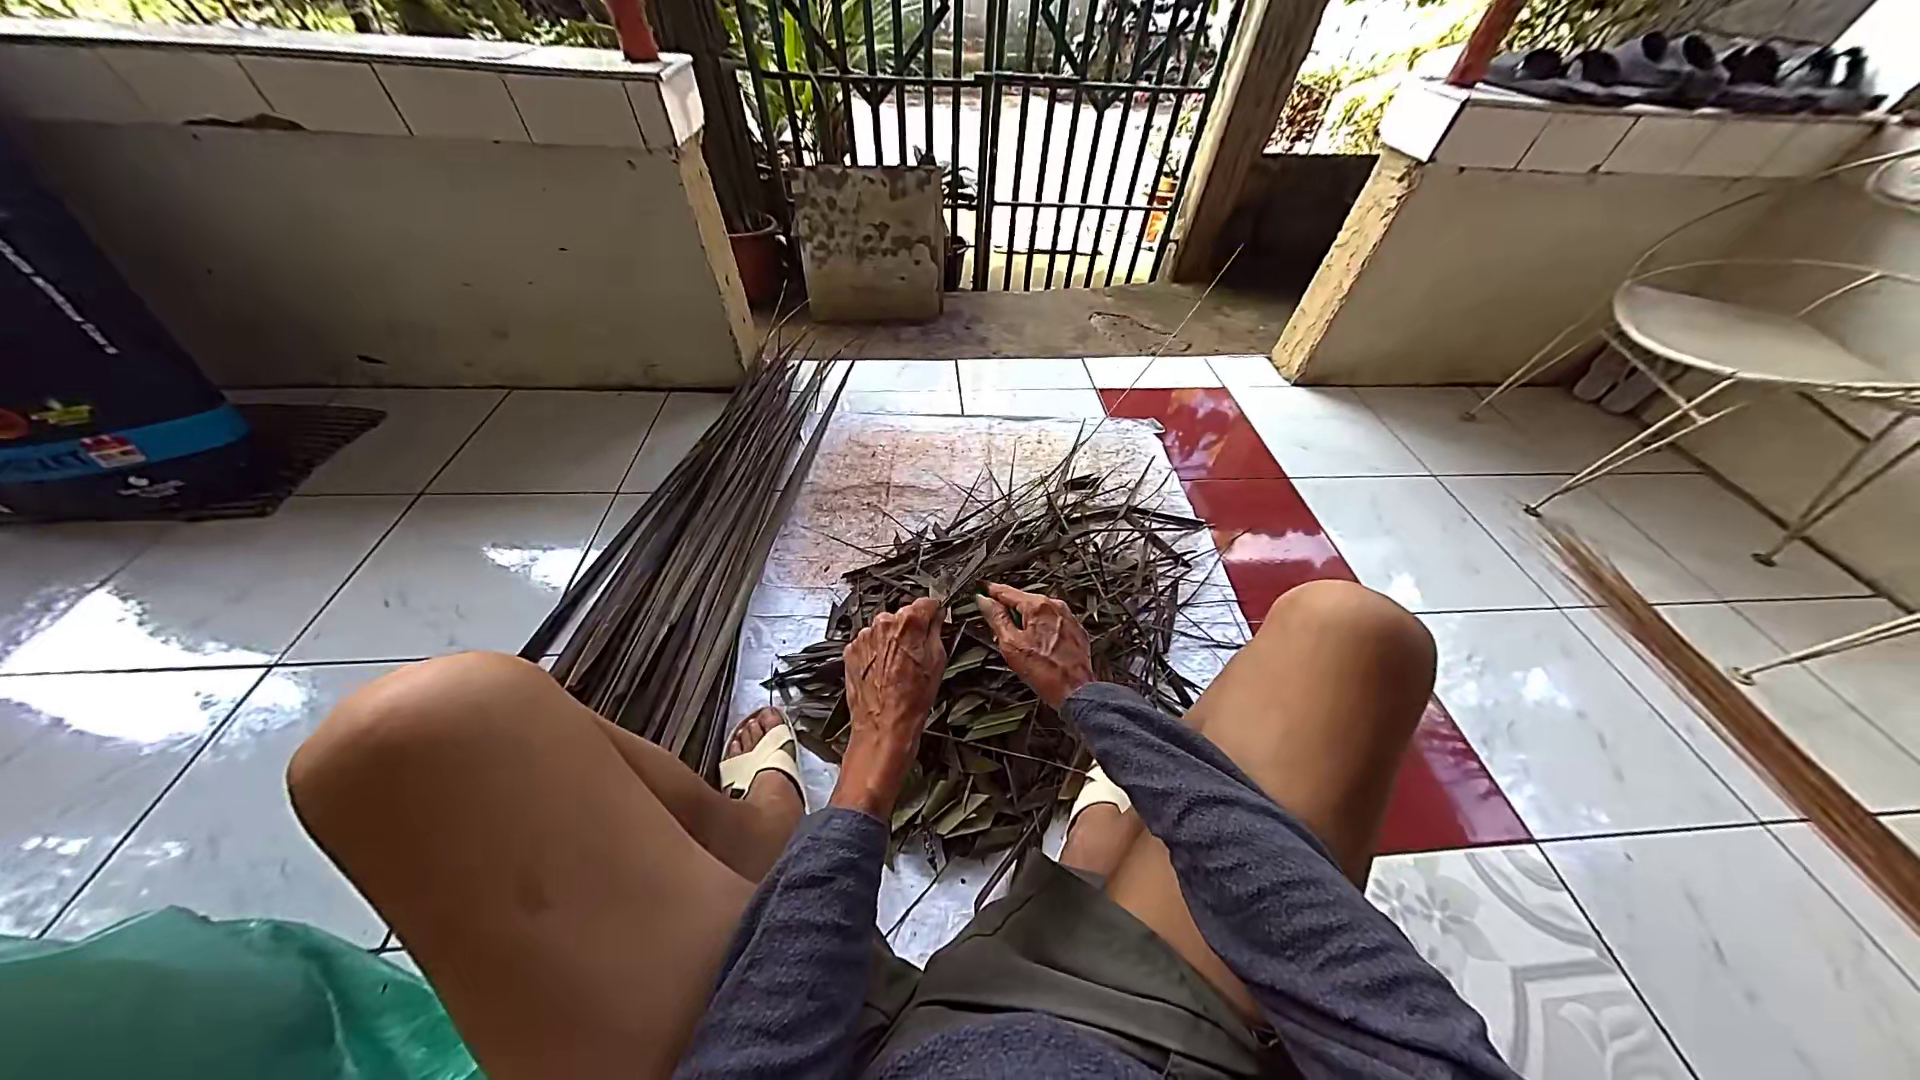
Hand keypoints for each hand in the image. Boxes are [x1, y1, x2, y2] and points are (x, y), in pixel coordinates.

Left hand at [832, 596, 945, 818]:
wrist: (883, 726)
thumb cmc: (911, 701)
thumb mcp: (938, 661)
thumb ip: (937, 630)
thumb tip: (937, 616)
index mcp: (908, 622)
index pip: (926, 602)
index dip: (934, 612)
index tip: (936, 619)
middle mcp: (882, 624)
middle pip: (903, 615)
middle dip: (912, 629)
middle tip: (918, 653)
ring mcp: (864, 637)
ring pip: (885, 629)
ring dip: (893, 641)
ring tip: (900, 667)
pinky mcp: (851, 650)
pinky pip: (870, 643)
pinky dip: (877, 652)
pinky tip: (886, 672)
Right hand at [977, 582, 1093, 709]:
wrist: (1075, 690)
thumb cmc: (1046, 672)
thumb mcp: (1010, 644)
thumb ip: (996, 618)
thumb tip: (985, 601)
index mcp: (1038, 606)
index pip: (1007, 591)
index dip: (990, 591)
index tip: (982, 589)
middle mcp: (1055, 606)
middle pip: (1023, 602)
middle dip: (1009, 612)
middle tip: (998, 630)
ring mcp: (1067, 618)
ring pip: (1038, 613)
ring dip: (1026, 622)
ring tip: (1020, 646)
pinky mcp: (1075, 630)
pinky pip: (1052, 623)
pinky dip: (1041, 630)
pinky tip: (1037, 649)